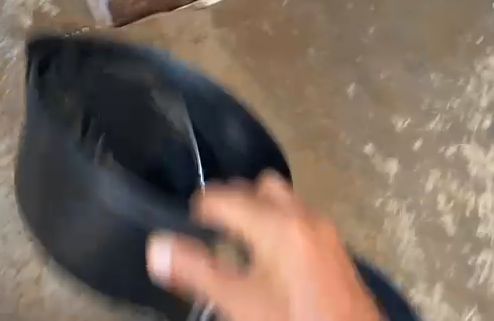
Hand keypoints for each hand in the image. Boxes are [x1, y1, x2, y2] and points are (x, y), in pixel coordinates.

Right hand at [146, 173, 380, 320]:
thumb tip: (155, 247)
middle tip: (213, 231)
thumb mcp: (240, 306)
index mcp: (275, 223)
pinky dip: (281, 226)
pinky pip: (301, 219)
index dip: (200, 209)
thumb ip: (196, 273)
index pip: (223, 196)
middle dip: (233, 201)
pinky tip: (274, 263)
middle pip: (258, 187)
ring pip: (283, 200)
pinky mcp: (338, 253)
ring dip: (260, 210)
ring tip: (242, 243)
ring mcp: (325, 233)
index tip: (187, 225)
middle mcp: (302, 216)